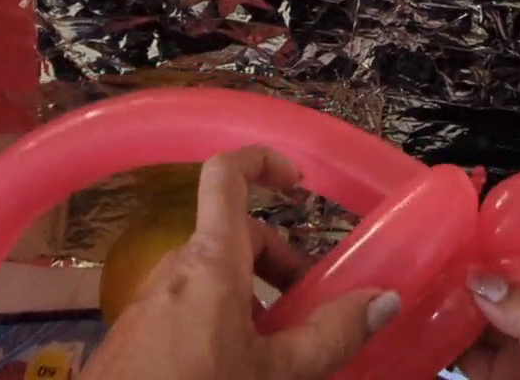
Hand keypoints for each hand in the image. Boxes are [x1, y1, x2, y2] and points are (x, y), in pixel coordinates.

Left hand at [84, 145, 402, 379]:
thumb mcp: (272, 375)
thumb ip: (330, 336)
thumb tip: (386, 299)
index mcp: (211, 258)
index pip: (227, 173)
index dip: (265, 160)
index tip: (299, 186)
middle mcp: (178, 267)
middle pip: (234, 235)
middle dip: (278, 262)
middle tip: (308, 307)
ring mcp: (151, 302)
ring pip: (213, 276)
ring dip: (253, 297)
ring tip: (277, 349)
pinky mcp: (134, 338)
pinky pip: (188, 307)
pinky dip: (221, 321)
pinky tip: (235, 369)